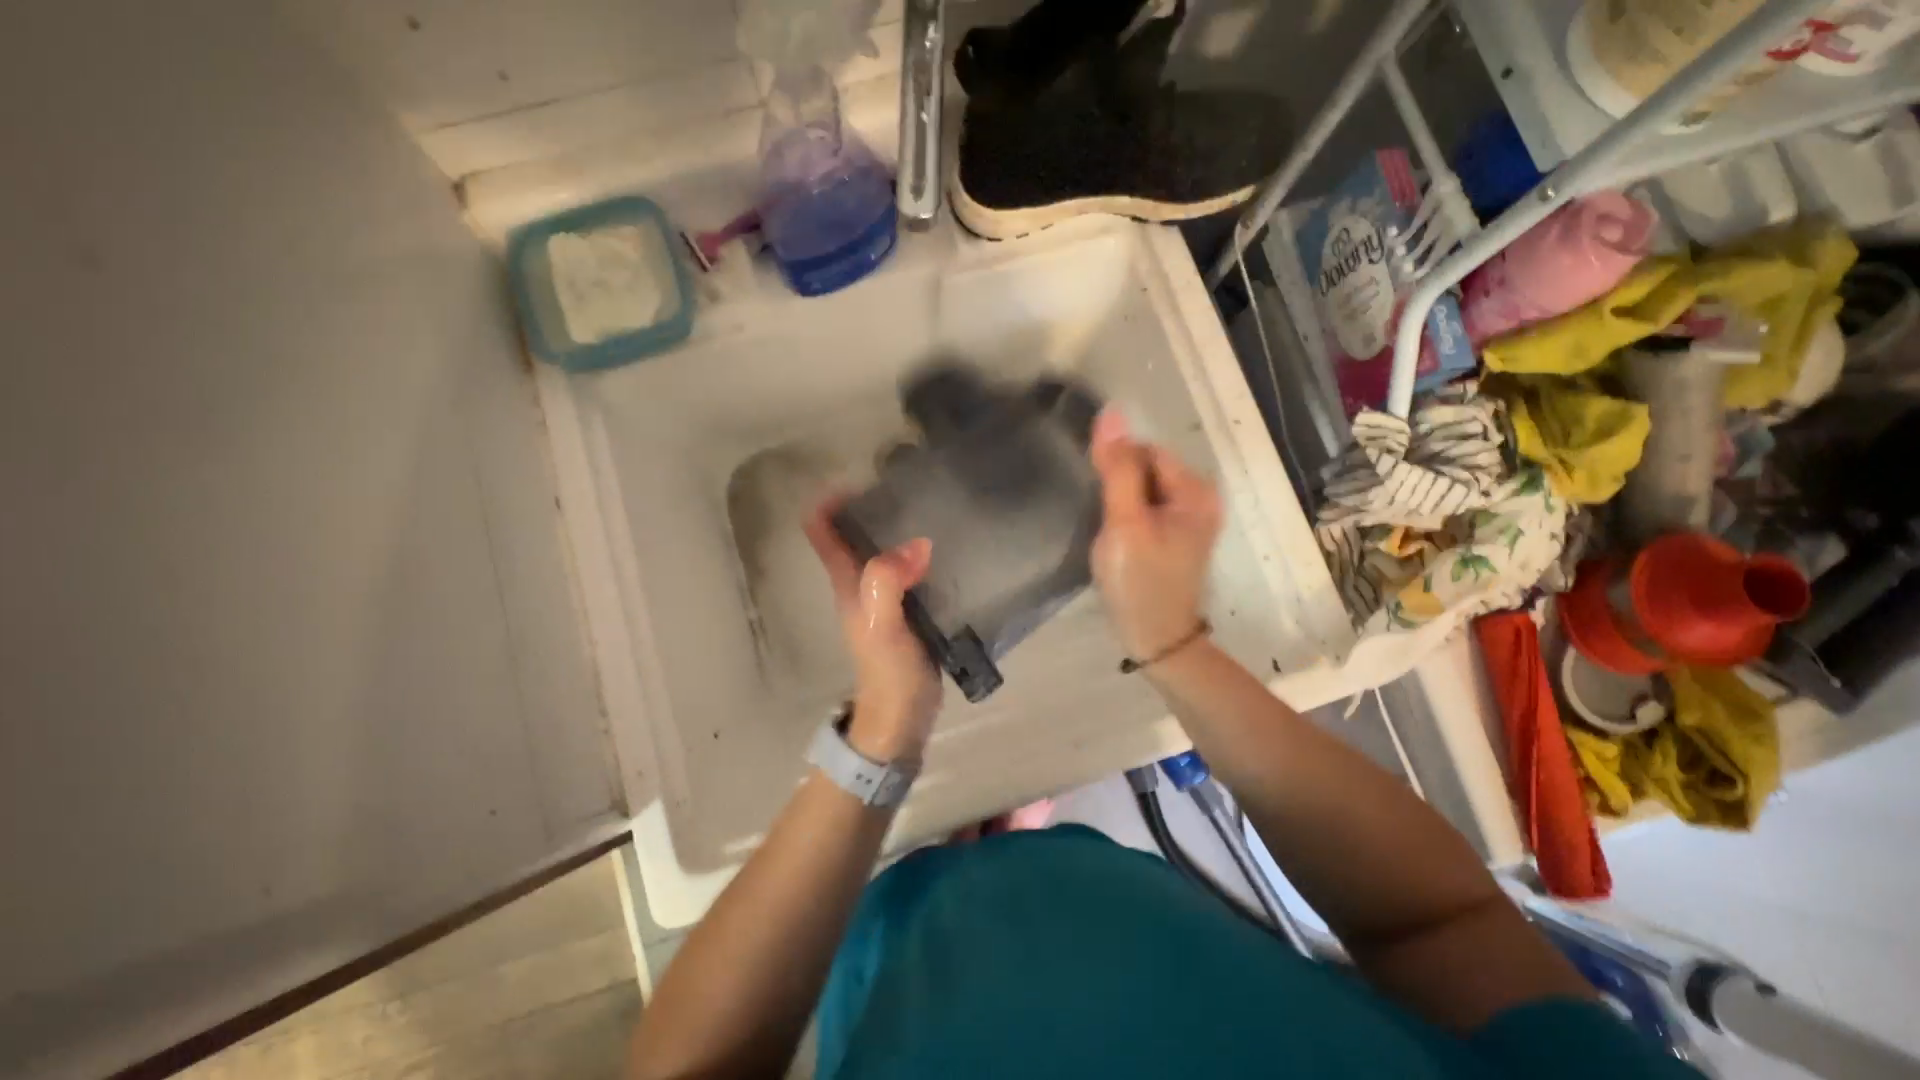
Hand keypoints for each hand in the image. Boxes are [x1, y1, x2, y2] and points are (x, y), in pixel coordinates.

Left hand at [803, 500, 941, 761]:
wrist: (902, 721)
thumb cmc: (888, 674)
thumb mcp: (884, 627)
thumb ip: (889, 584)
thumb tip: (917, 544)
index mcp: (847, 582)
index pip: (821, 529)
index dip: (831, 499)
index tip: (863, 477)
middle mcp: (861, 583)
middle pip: (853, 531)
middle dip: (872, 503)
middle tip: (910, 482)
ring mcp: (885, 597)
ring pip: (882, 548)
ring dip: (898, 525)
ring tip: (934, 503)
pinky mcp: (910, 610)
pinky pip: (909, 569)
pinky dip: (921, 551)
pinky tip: (950, 544)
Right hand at [1087, 409, 1222, 659]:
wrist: (1156, 639)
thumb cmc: (1139, 582)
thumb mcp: (1124, 522)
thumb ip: (1117, 468)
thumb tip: (1111, 412)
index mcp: (1196, 489)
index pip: (1145, 451)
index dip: (1117, 470)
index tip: (1104, 504)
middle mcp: (1201, 497)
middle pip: (1146, 468)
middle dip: (1120, 488)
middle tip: (1110, 526)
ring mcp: (1192, 518)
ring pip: (1142, 489)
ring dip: (1122, 505)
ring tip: (1115, 536)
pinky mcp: (1178, 535)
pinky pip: (1147, 508)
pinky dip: (1130, 519)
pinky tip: (1123, 544)